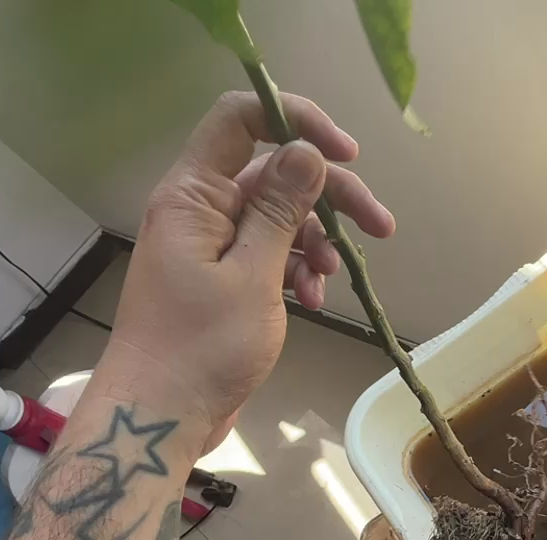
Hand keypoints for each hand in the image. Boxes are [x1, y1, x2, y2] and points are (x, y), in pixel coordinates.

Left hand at [99, 91, 395, 443]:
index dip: (297, 123)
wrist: (163, 412)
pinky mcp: (228, 280)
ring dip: (318, 245)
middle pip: (276, 176)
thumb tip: (307, 153)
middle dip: (332, 198)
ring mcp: (216, 247)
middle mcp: (204, 210)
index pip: (242, 120)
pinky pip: (273, 258)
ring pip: (281, 221)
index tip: (347, 155)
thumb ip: (280, 212)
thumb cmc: (202, 347)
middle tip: (383, 227)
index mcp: (196, 195)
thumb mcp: (252, 277)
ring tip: (335, 280)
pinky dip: (300, 273)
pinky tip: (314, 300)